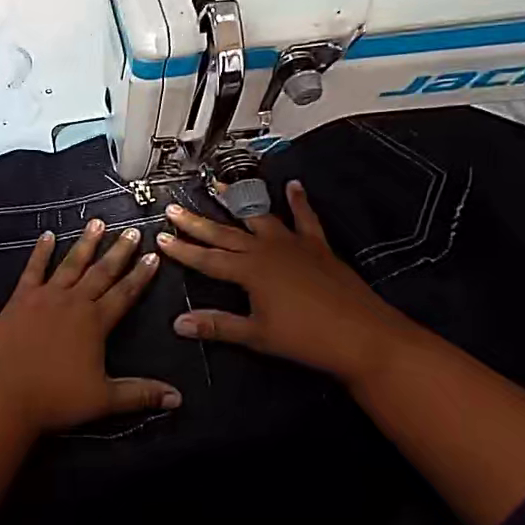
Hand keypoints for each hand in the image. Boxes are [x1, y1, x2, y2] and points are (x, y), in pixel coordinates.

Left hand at [0, 219, 176, 433]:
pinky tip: (47, 236)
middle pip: (102, 271)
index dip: (141, 275)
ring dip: (86, 243)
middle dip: (119, 251)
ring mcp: (45, 297)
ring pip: (71, 263)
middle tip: (132, 231)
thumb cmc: (55, 398)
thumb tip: (176, 399)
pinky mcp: (21, 298)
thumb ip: (140, 394)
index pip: (125, 293)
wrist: (4, 393)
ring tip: (97, 222)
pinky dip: (41, 251)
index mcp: (95, 322)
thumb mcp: (104, 399)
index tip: (153, 255)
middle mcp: (73, 302)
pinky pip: (34, 269)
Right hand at [157, 180, 401, 382]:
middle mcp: (267, 251)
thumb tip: (180, 324)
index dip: (182, 249)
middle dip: (196, 221)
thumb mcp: (257, 335)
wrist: (363, 336)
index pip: (205, 258)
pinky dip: (299, 201)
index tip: (162, 237)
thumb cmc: (309, 338)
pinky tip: (294, 187)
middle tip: (175, 209)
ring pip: (257, 217)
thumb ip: (217, 326)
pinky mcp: (317, 246)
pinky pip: (305, 218)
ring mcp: (293, 245)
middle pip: (223, 232)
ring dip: (237, 202)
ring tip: (218, 186)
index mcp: (249, 271)